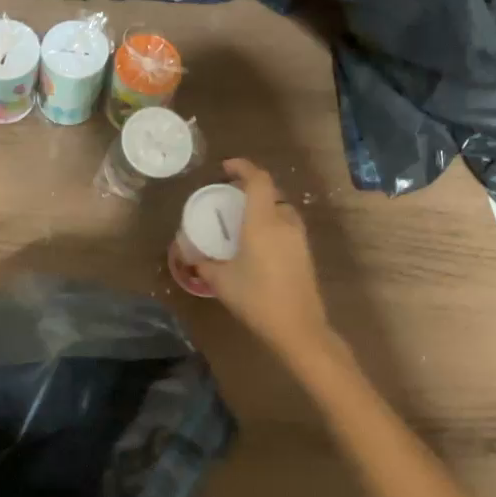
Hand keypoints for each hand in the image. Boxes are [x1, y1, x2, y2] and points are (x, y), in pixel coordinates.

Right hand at [198, 160, 333, 358]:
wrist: (299, 329)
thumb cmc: (256, 299)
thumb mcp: (222, 281)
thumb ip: (204, 264)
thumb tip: (190, 256)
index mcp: (262, 221)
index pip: (258, 180)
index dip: (243, 167)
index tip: (226, 167)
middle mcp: (283, 222)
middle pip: (270, 192)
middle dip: (251, 189)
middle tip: (230, 197)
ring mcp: (299, 238)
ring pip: (281, 210)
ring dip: (263, 208)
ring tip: (244, 221)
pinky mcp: (305, 253)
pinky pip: (286, 227)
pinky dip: (272, 225)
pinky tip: (258, 245)